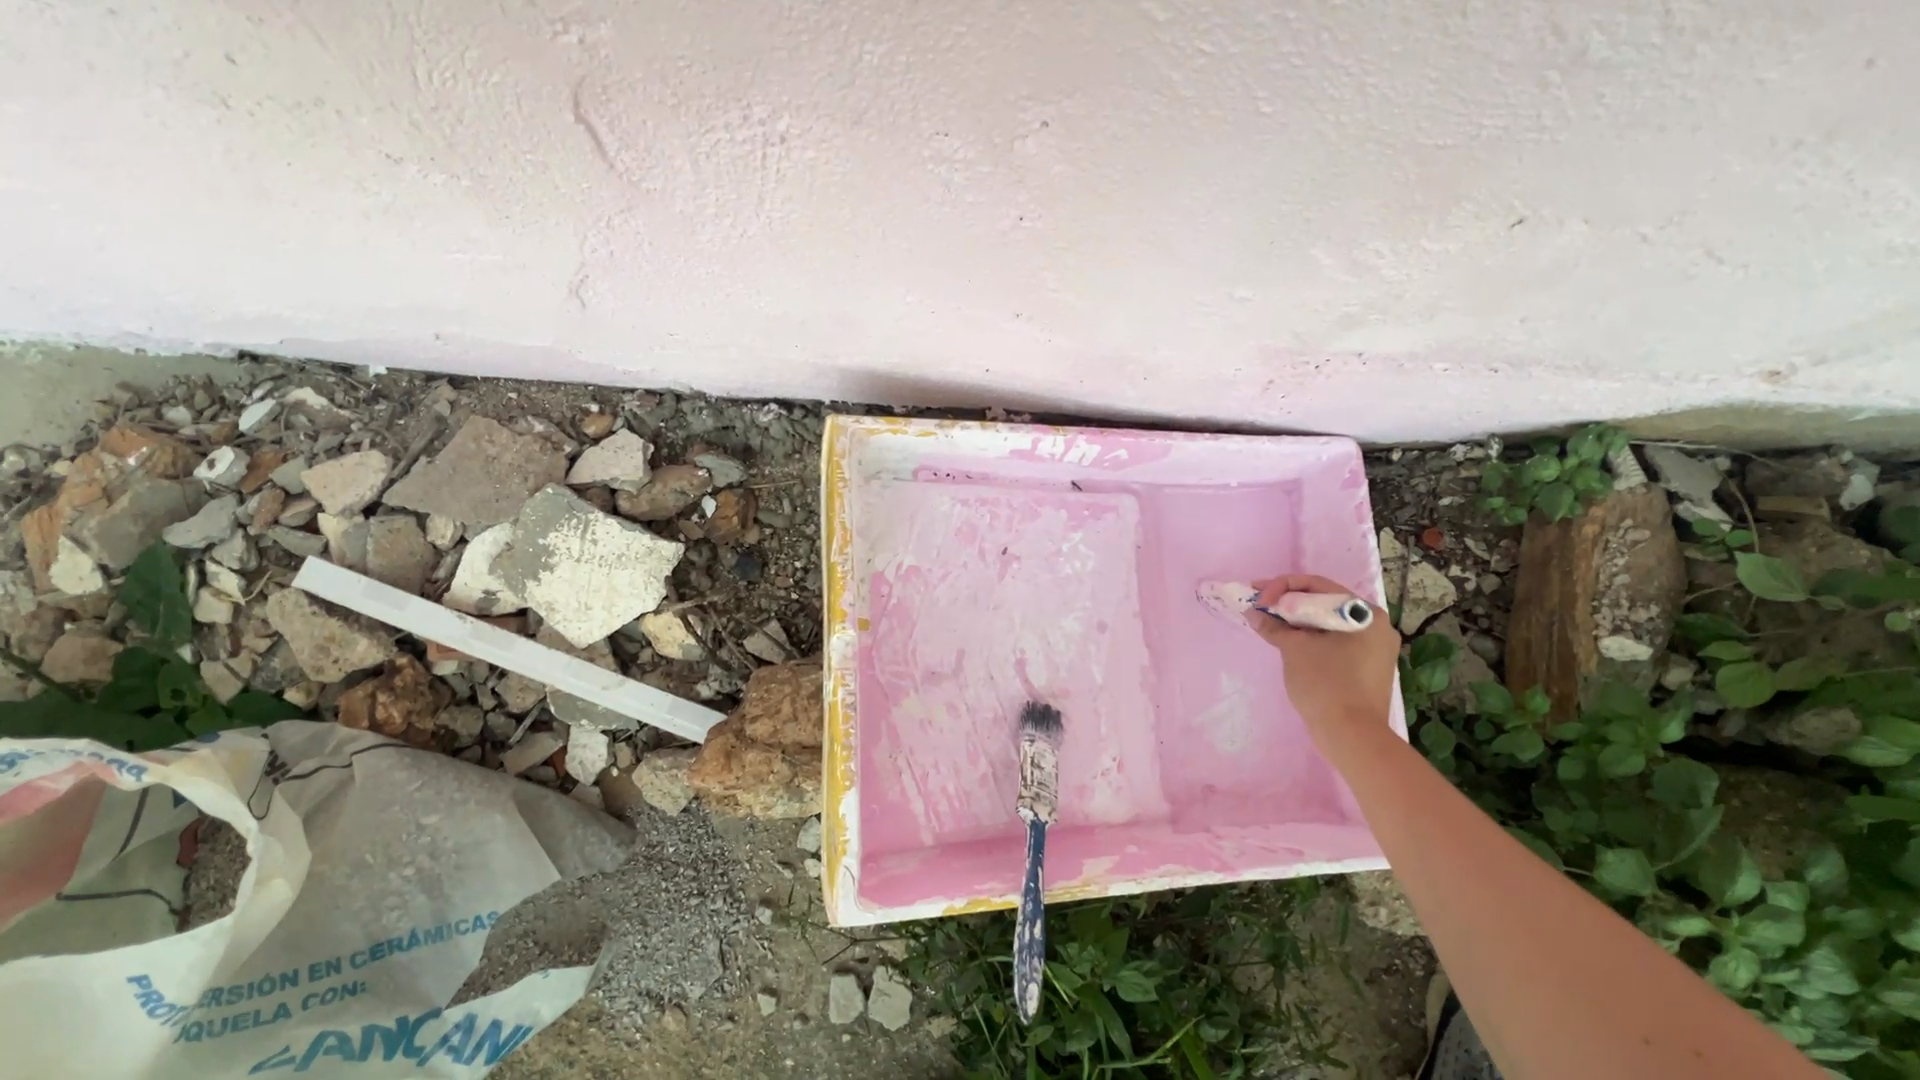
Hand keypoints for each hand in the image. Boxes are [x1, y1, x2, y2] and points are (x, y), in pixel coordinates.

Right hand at [1245, 574, 1401, 758]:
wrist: (1352, 736)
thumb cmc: (1326, 684)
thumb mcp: (1295, 650)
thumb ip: (1274, 626)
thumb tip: (1254, 613)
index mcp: (1366, 614)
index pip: (1319, 586)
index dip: (1283, 586)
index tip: (1257, 596)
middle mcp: (1376, 626)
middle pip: (1325, 603)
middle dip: (1289, 603)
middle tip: (1260, 604)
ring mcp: (1374, 649)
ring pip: (1328, 624)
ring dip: (1298, 621)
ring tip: (1270, 623)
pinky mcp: (1366, 668)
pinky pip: (1334, 642)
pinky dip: (1311, 639)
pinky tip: (1290, 642)